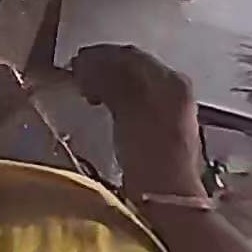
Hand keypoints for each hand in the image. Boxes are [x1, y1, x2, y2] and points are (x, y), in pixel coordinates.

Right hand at [71, 45, 205, 197]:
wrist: (167, 196)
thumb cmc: (146, 150)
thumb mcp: (126, 106)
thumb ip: (110, 78)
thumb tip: (88, 62)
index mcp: (170, 78)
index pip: (129, 54)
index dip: (99, 55)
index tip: (76, 61)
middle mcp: (175, 86)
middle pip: (133, 66)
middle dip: (103, 67)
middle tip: (77, 74)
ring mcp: (172, 105)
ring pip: (133, 82)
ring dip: (108, 82)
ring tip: (86, 92)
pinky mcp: (165, 124)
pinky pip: (136, 98)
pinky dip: (116, 97)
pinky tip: (101, 105)